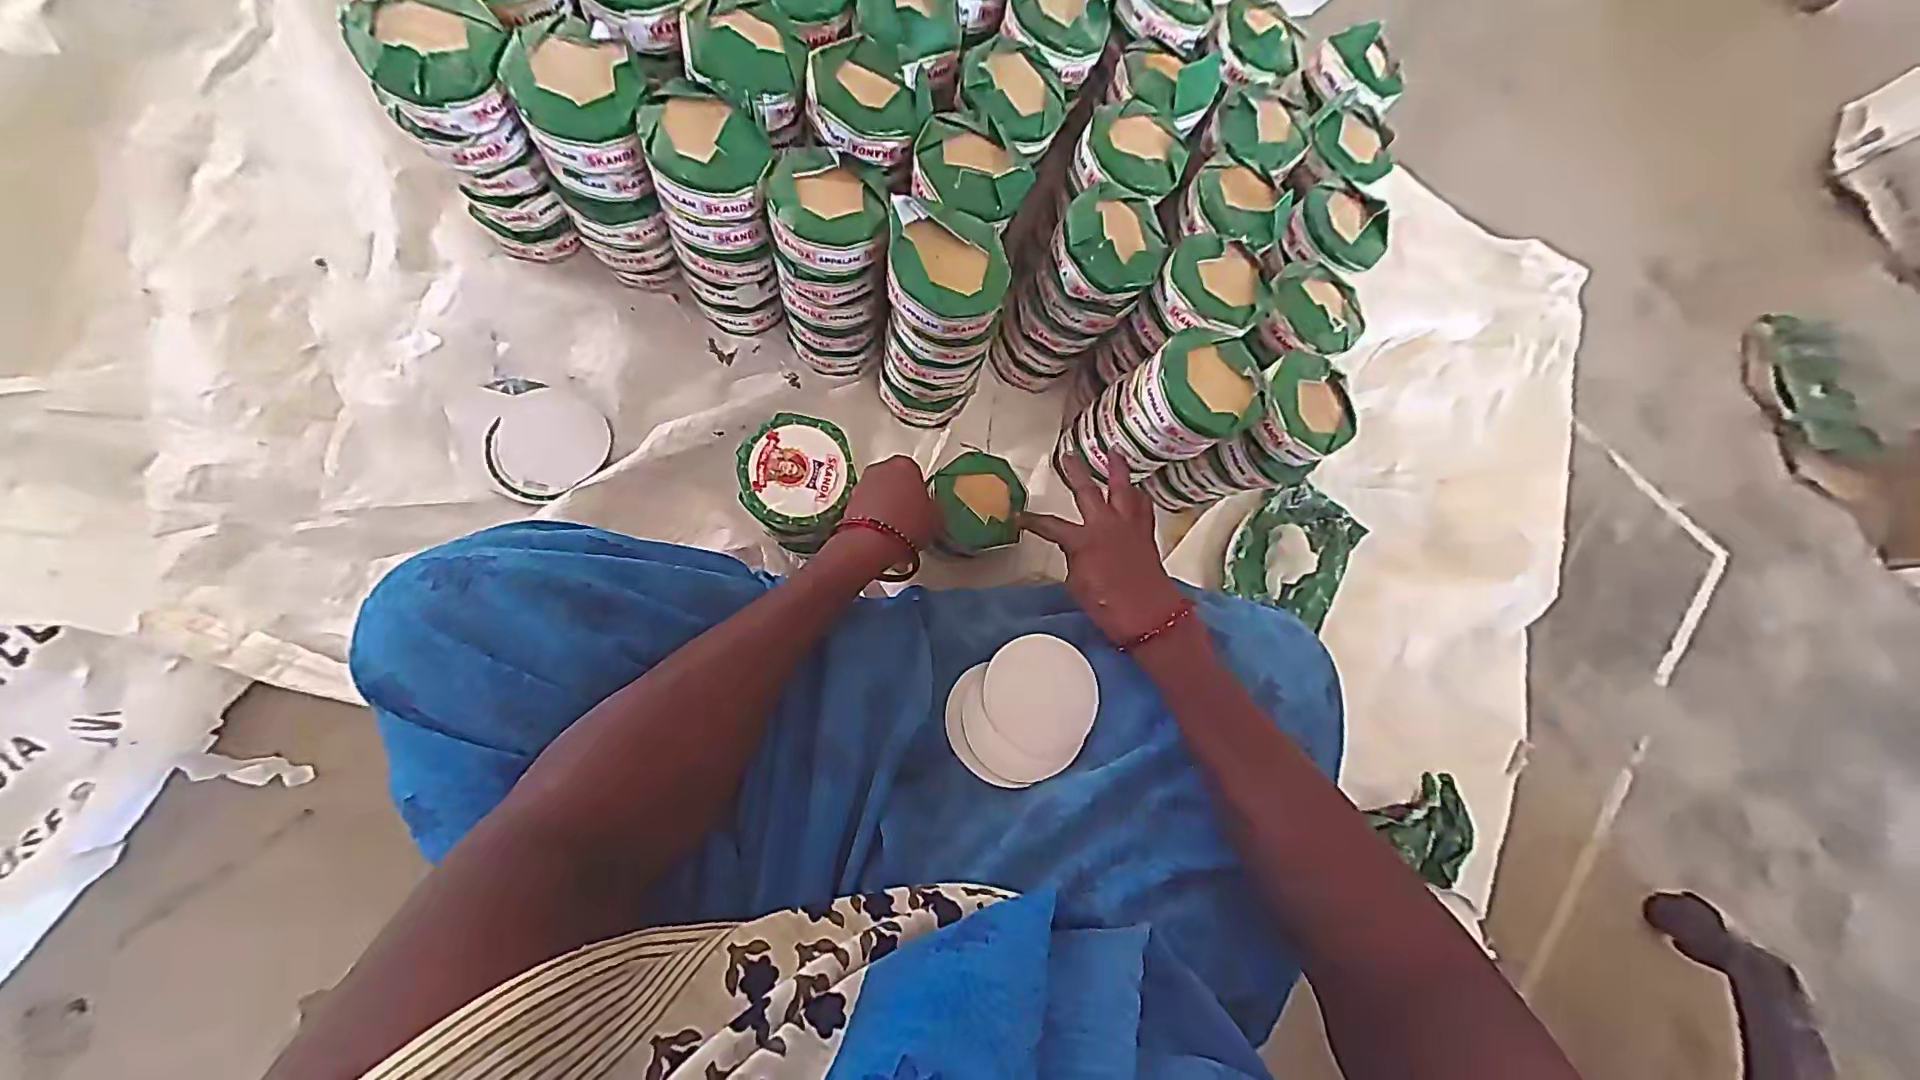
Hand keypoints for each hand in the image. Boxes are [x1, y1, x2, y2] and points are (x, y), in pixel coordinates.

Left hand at [834, 455, 942, 566]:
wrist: (871, 543)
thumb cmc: (910, 524)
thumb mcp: (936, 517)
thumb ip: (934, 506)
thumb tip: (929, 506)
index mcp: (905, 465)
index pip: (915, 473)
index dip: (919, 491)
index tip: (922, 508)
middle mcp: (880, 468)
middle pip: (893, 480)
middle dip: (899, 496)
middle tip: (908, 518)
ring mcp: (861, 484)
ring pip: (878, 494)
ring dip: (885, 507)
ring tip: (893, 532)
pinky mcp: (847, 502)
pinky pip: (866, 508)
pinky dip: (872, 518)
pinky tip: (880, 536)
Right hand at [1021, 454, 1187, 644]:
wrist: (1148, 615)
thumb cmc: (1107, 605)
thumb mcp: (1077, 584)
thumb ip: (1074, 559)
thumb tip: (1076, 548)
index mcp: (1082, 539)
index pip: (1050, 525)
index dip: (1032, 521)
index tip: (1019, 516)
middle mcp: (1105, 524)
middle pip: (1088, 490)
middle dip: (1075, 471)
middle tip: (1068, 455)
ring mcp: (1129, 525)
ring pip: (1123, 488)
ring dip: (1117, 468)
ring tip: (1113, 451)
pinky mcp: (1145, 533)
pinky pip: (1142, 506)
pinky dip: (1138, 495)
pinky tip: (1136, 490)